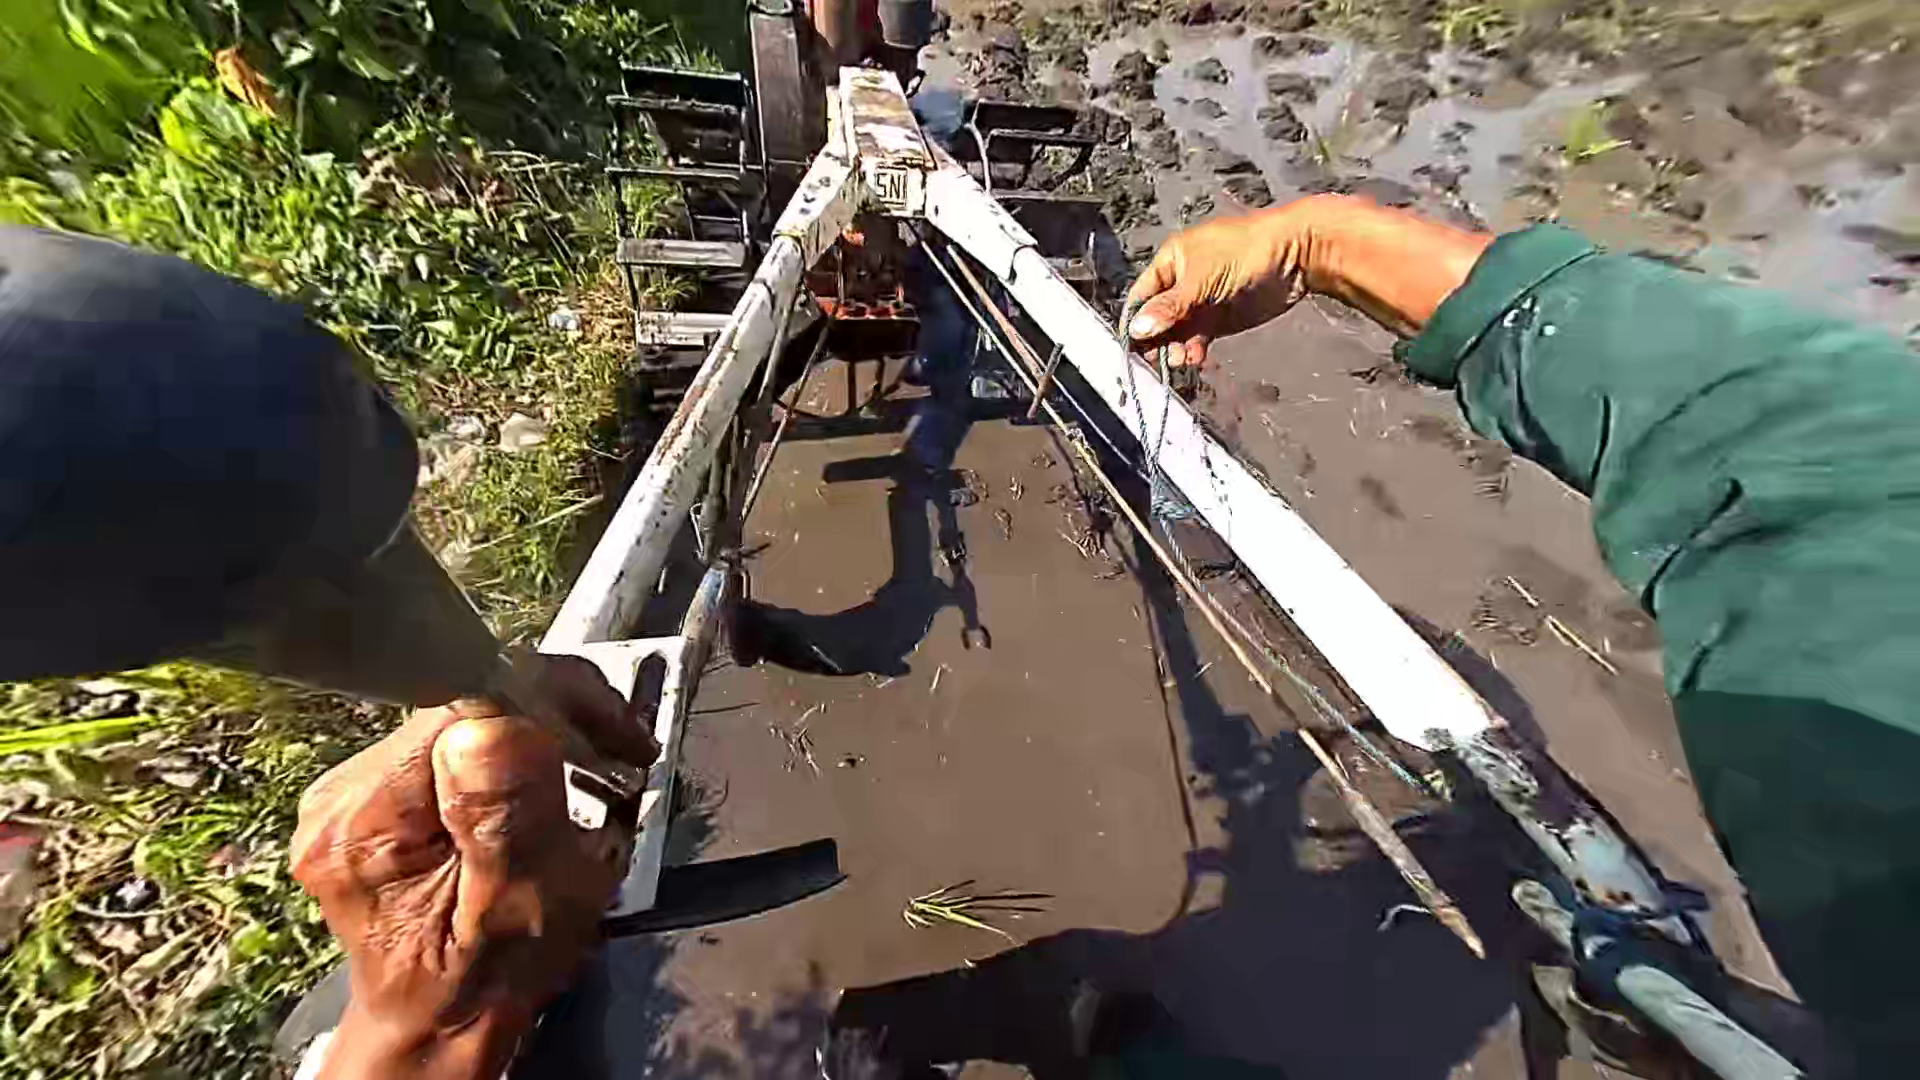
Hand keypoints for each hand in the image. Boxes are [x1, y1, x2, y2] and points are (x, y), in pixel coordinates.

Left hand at [290, 655, 657, 1079]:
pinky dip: (546, 734)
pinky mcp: (404, 780)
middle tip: (630, 749)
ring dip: (565, 720)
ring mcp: (375, 782)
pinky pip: (489, 724)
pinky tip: (576, 763)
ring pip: (494, 704)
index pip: (475, 702)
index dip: (558, 702)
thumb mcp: (520, 904)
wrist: (453, 1013)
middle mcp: (356, 788)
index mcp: (375, 818)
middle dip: (571, 712)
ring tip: (613, 757)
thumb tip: (496, 726)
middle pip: (484, 696)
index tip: (619, 737)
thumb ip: (506, 819)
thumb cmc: (495, 970)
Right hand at [1125, 194, 1492, 364]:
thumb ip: (1170, 307)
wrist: (1300, 254)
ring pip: (1175, 333)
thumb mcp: (1202, 279)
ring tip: (1184, 359)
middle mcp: (1180, 284)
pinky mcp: (1216, 320)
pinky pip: (1195, 340)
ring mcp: (1198, 303)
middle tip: (1160, 359)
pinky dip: (1194, 350)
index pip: (1141, 297)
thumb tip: (1137, 330)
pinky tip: (1198, 358)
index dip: (1136, 321)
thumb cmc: (1247, 253)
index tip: (1134, 346)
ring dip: (1175, 349)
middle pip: (1156, 320)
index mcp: (1170, 262)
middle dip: (1157, 340)